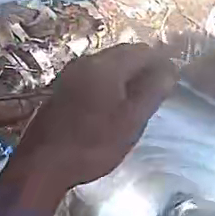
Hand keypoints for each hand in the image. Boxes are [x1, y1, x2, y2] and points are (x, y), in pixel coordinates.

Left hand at [3, 44, 177, 206]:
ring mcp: (69, 74)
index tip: (172, 80)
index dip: (162, 62)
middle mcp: (86, 62)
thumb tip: (169, 70)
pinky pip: (91, 76)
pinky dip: (107, 83)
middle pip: (123, 53)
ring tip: (137, 97)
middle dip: (143, 66)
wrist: (42, 164)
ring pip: (106, 64)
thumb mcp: (131, 121)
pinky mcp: (60, 89)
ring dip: (124, 74)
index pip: (143, 51)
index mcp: (106, 66)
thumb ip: (152, 92)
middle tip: (158, 89)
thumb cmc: (92, 145)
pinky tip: (111, 104)